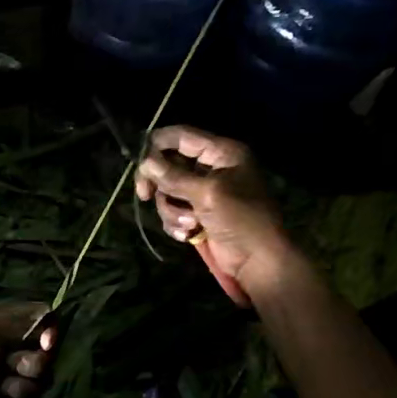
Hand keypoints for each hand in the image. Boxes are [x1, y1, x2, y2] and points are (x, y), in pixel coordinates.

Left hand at [0, 301, 56, 397]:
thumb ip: (19, 323)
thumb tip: (52, 327)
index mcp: (2, 320)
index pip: (41, 317)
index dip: (49, 329)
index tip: (47, 342)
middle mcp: (12, 342)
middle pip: (48, 349)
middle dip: (31, 362)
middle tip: (9, 366)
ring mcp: (14, 370)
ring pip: (42, 375)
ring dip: (21, 384)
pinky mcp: (15, 394)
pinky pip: (35, 394)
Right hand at [134, 126, 298, 300]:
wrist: (257, 261)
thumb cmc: (241, 220)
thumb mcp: (207, 194)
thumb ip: (174, 176)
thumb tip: (144, 161)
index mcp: (222, 153)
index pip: (181, 136)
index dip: (157, 145)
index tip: (138, 163)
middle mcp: (211, 167)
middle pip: (168, 163)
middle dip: (160, 183)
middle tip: (145, 195)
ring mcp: (203, 191)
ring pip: (167, 190)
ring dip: (172, 210)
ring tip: (189, 223)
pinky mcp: (197, 212)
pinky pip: (173, 210)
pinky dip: (176, 222)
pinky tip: (189, 234)